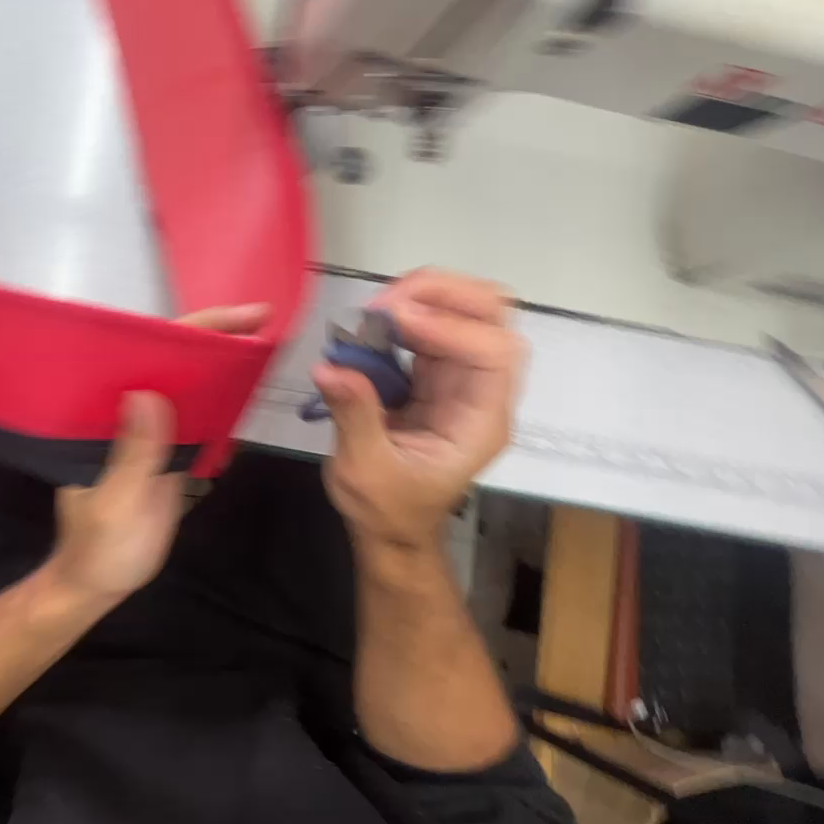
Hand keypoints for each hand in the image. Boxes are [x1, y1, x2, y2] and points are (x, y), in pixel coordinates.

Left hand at [42, 303, 270, 602]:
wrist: (99, 583)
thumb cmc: (99, 548)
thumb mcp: (115, 504)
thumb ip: (132, 455)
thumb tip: (147, 393)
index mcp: (104, 420)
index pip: (144, 359)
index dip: (189, 332)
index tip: (235, 318)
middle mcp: (125, 416)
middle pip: (169, 364)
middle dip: (210, 337)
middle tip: (261, 319)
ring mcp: (146, 434)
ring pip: (182, 388)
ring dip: (217, 366)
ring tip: (263, 342)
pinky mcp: (164, 454)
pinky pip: (192, 420)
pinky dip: (217, 404)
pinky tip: (245, 390)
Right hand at [314, 270, 522, 552]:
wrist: (391, 529)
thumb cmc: (387, 510)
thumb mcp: (364, 472)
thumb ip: (354, 416)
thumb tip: (331, 367)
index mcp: (480, 421)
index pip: (491, 353)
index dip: (447, 327)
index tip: (391, 320)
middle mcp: (481, 392)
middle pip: (492, 316)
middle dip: (442, 294)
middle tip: (384, 303)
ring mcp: (459, 380)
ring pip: (464, 312)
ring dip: (420, 298)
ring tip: (371, 312)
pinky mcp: (433, 375)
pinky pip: (430, 328)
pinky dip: (401, 316)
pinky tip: (368, 327)